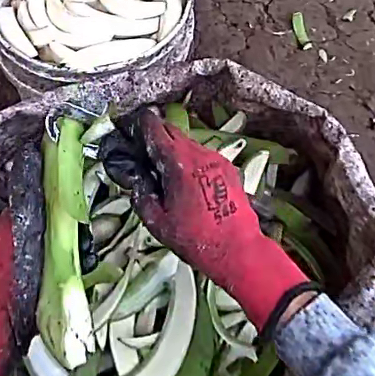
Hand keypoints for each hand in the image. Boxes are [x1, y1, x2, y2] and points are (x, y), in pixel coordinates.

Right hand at [107, 107, 312, 331]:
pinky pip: (204, 156)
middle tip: (146, 149)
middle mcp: (200, 156)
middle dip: (158, 136)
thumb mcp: (157, 222)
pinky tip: (188, 181)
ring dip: (176, 151)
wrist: (240, 252)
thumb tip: (137, 181)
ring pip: (189, 144)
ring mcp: (217, 161)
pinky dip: (192, 161)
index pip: (156, 129)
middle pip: (173, 131)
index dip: (142, 124)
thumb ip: (141, 196)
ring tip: (168, 172)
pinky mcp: (229, 169)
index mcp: (179, 164)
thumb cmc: (198, 240)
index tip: (134, 124)